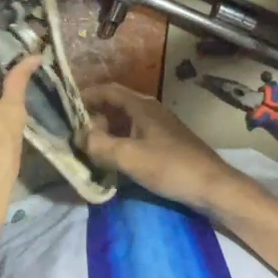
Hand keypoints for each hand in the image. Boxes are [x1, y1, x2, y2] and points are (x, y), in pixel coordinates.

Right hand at [83, 83, 250, 210]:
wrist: (213, 187)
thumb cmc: (170, 167)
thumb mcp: (128, 156)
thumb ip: (98, 144)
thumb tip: (78, 136)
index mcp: (142, 105)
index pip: (108, 90)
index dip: (85, 96)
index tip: (65, 108)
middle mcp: (150, 111)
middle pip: (115, 107)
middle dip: (93, 118)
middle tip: (75, 136)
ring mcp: (159, 128)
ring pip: (124, 124)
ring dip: (106, 134)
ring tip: (88, 150)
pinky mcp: (165, 145)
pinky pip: (135, 138)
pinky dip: (119, 145)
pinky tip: (112, 162)